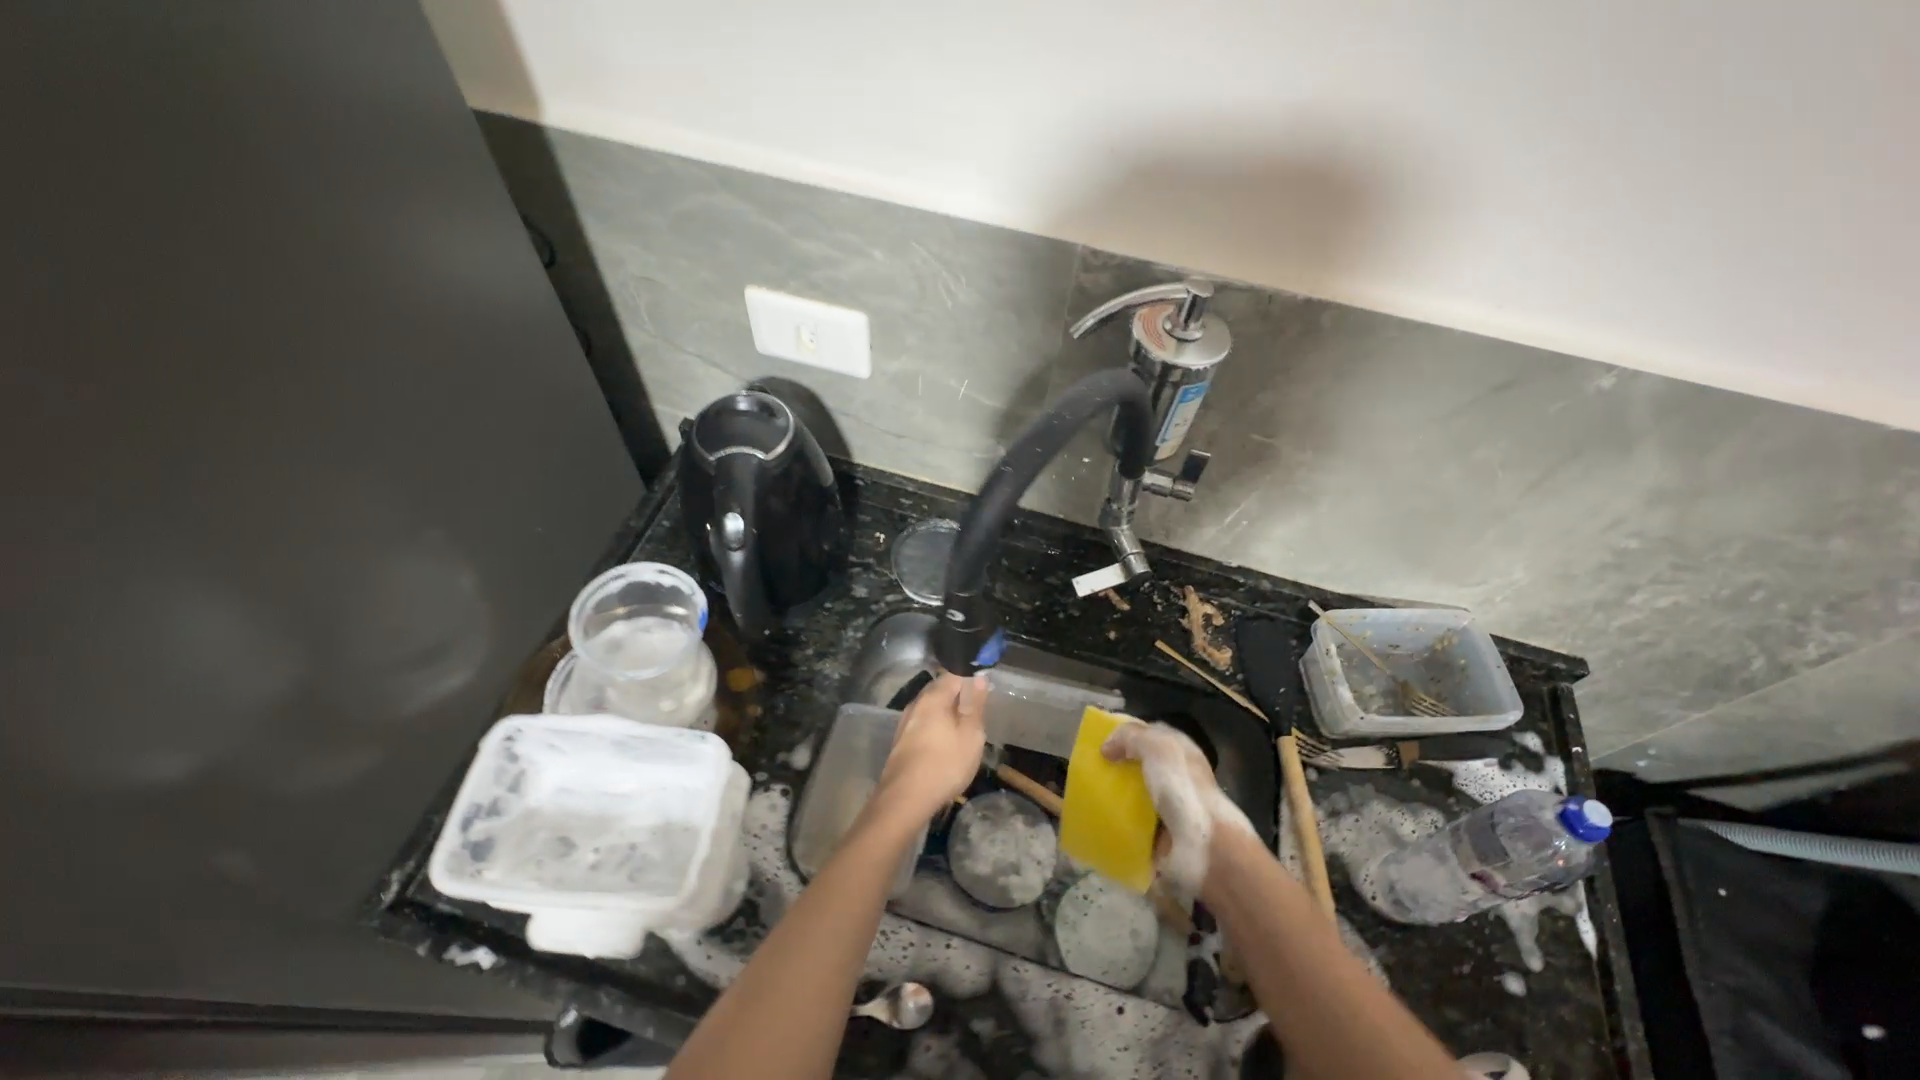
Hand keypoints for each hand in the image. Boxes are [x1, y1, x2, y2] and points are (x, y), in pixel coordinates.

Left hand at [872, 673, 987, 822]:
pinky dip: (935, 731)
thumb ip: (975, 705)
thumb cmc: (945, 764)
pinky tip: (944, 747)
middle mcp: (915, 705)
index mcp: (933, 697)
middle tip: (976, 715)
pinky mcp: (900, 743)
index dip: (970, 680)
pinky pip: (922, 727)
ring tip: (963, 733)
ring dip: (945, 717)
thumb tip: (978, 678)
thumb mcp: (971, 735)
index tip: (983, 693)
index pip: (953, 676)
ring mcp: (904, 724)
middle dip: (957, 699)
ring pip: (929, 711)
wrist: (905, 799)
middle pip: (939, 692)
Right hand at [1102, 720, 1254, 896]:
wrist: (1202, 846)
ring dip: (1113, 798)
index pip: (1152, 735)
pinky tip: (1095, 823)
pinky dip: (1116, 826)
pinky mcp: (1159, 838)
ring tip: (1085, 797)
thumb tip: (1106, 748)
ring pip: (1134, 797)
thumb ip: (1131, 736)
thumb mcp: (1158, 747)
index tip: (1100, 741)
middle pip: (1140, 766)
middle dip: (1115, 767)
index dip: (1128, 734)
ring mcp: (1168, 810)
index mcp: (1182, 753)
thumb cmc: (1183, 790)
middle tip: (1087, 770)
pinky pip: (1131, 827)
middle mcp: (1176, 778)